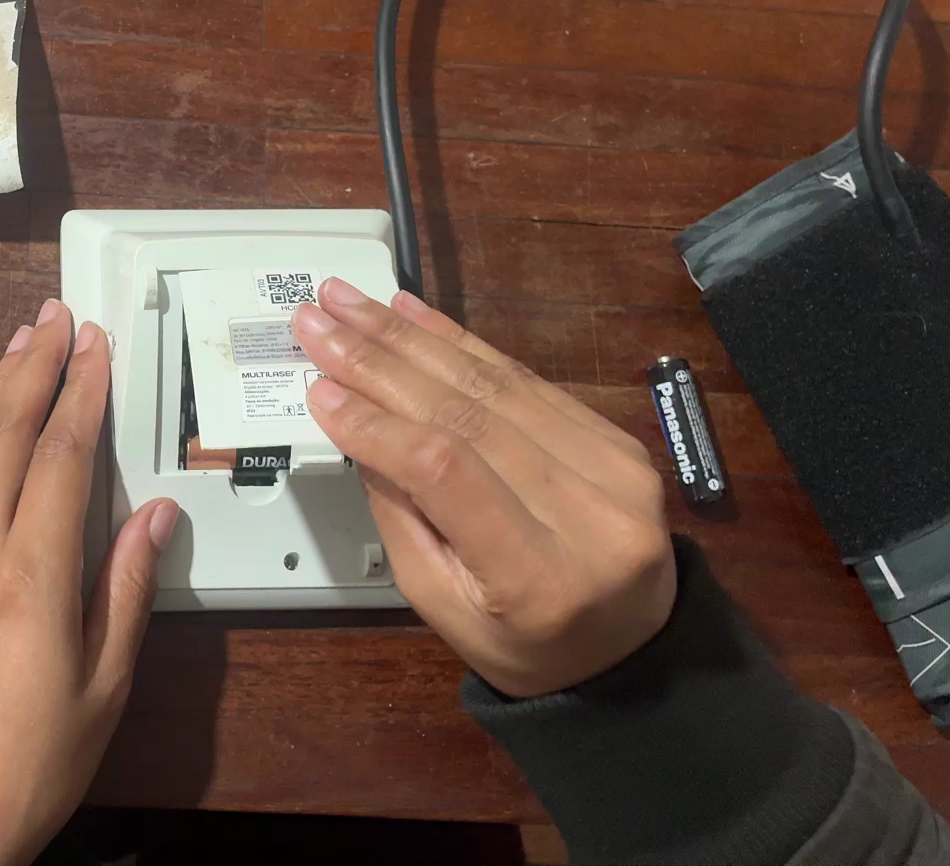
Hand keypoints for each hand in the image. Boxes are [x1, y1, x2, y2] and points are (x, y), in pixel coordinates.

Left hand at [0, 298, 180, 865]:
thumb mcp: (104, 686)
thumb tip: (153, 515)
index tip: (95, 349)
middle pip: (7, 432)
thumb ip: (127, 588)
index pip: (62, 457)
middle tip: (55, 318)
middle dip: (35, 367)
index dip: (82, 394)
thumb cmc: (28, 761)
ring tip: (17, 342)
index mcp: (31, 578)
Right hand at [292, 279, 675, 697]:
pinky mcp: (612, 435)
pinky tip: (407, 309)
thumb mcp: (436, 597)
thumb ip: (398, 509)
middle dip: (376, 360)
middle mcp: (592, 514)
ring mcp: (614, 466)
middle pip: (466, 414)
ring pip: (490, 382)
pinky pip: (521, 375)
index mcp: (539, 577)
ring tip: (347, 302)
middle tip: (316, 322)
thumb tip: (356, 421)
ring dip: (407, 335)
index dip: (376, 422)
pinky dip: (456, 338)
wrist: (633, 648)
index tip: (316, 387)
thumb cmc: (517, 639)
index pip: (445, 471)